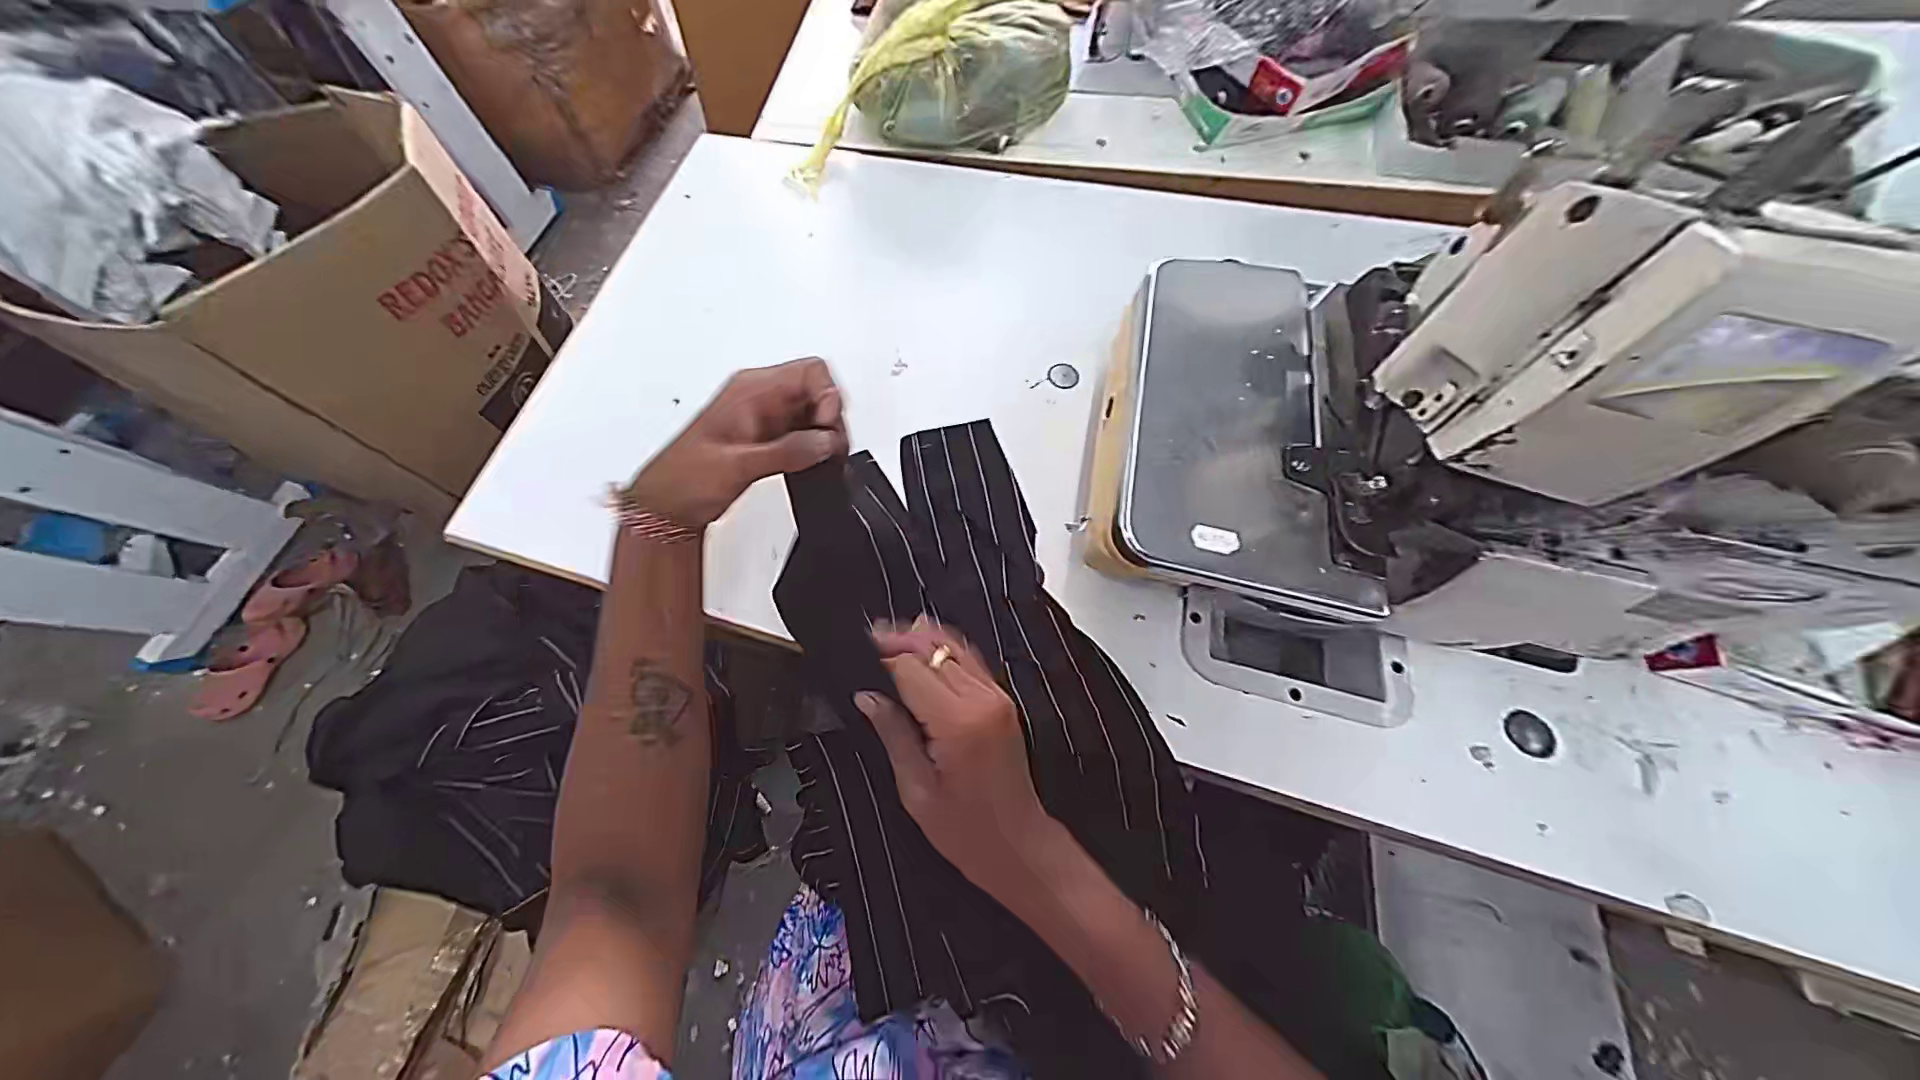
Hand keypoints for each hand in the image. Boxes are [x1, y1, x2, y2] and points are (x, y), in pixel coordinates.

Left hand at [624, 358, 847, 528]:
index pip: (811, 372)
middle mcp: (761, 397)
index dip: (829, 398)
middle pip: (819, 392)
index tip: (826, 428)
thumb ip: (787, 451)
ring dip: (826, 436)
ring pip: (817, 413)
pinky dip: (817, 447)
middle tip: (827, 450)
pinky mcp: (770, 436)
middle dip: (831, 421)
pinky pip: (806, 432)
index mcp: (750, 389)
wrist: (667, 505)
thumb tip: (825, 441)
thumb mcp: (738, 465)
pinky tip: (811, 464)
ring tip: (820, 460)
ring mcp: (766, 416)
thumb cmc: (684, 479)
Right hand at [856, 618, 1057, 904]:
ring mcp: (997, 698)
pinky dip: (945, 650)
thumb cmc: (968, 831)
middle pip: (934, 649)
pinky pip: (971, 661)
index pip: (912, 669)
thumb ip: (893, 734)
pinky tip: (925, 651)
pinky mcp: (1003, 702)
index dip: (883, 658)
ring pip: (955, 647)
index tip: (859, 654)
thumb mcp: (916, 790)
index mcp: (958, 722)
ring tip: (891, 636)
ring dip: (922, 639)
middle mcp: (982, 701)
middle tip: (871, 636)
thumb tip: (868, 697)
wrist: (1018, 846)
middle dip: (900, 641)